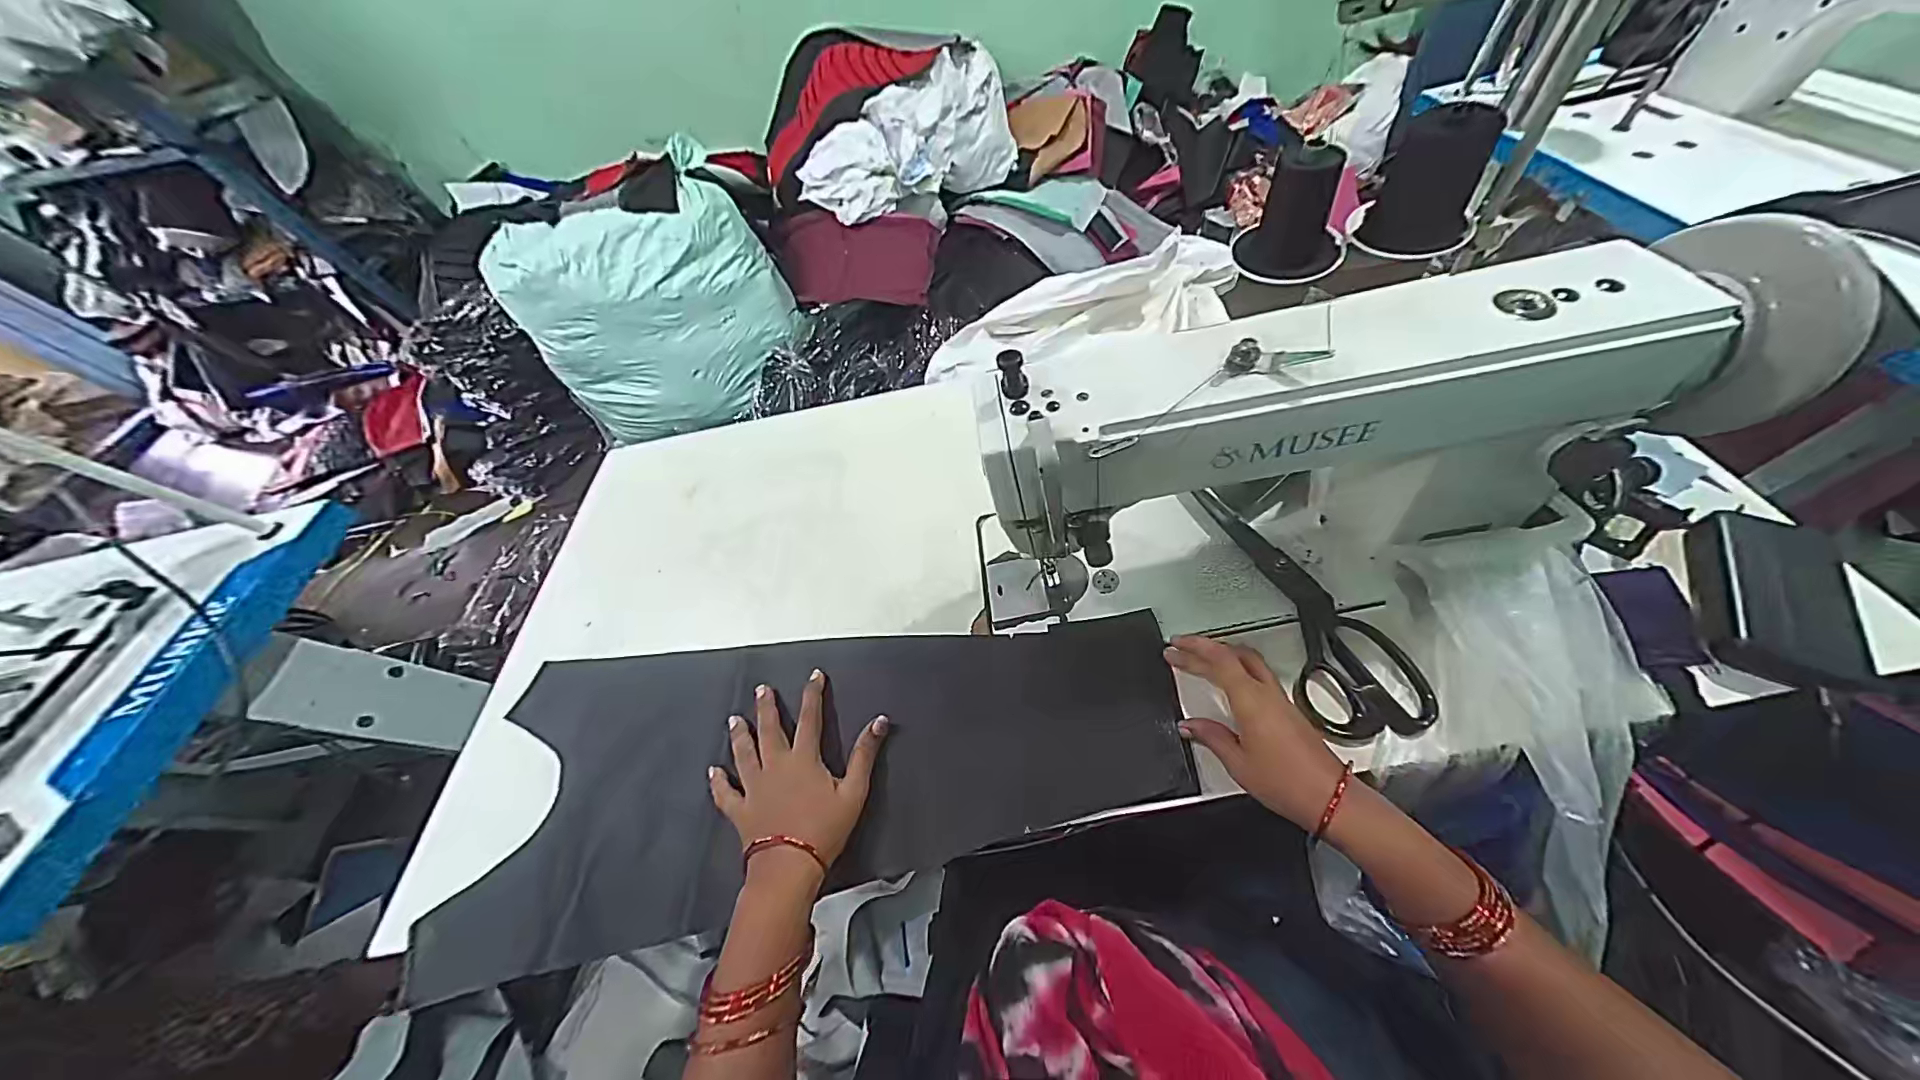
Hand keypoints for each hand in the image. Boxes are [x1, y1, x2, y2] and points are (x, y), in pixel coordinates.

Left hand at [709, 670, 888, 884]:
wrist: (789, 865)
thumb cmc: (824, 829)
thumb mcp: (854, 791)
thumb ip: (865, 755)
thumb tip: (879, 721)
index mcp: (804, 758)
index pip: (810, 718)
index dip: (813, 694)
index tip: (814, 676)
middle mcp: (775, 765)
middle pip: (770, 729)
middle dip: (767, 707)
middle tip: (762, 689)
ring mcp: (754, 787)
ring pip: (744, 753)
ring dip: (740, 735)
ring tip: (735, 719)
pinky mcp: (740, 809)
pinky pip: (725, 792)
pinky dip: (718, 781)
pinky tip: (713, 771)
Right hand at [1167, 635, 1347, 830]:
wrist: (1330, 797)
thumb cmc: (1290, 783)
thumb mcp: (1238, 763)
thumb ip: (1211, 737)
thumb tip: (1191, 725)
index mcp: (1251, 700)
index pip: (1218, 660)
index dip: (1193, 649)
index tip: (1174, 648)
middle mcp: (1268, 694)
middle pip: (1234, 654)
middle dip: (1204, 647)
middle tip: (1181, 649)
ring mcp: (1280, 700)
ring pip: (1249, 661)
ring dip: (1224, 654)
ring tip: (1203, 658)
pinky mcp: (1288, 709)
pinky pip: (1259, 677)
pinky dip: (1238, 670)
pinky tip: (1229, 684)